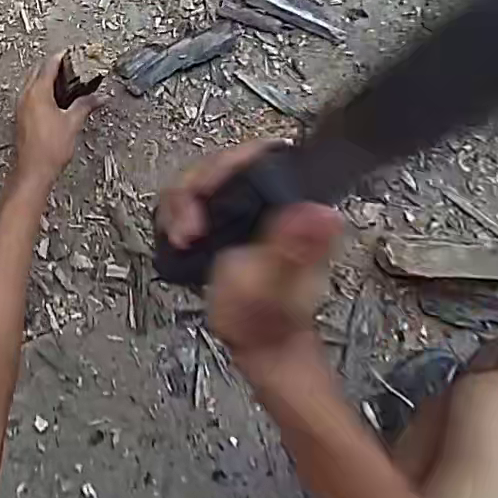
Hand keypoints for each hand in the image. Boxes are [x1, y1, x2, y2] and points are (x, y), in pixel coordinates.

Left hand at [9, 51, 105, 189]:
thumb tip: (99, 97)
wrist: (33, 170)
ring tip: (63, 79)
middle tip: (69, 64)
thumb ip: (85, 105)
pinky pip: (29, 95)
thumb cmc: (50, 148)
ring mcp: (21, 106)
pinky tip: (53, 99)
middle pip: (37, 71)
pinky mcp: (21, 116)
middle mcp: (25, 96)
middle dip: (52, 65)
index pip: (48, 66)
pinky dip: (41, 90)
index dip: (60, 57)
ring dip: (45, 77)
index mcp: (37, 93)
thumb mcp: (73, 123)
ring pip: (31, 83)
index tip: (70, 53)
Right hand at [157, 141, 340, 380]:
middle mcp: (269, 199)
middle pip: (219, 164)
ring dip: (179, 205)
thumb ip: (291, 246)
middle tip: (187, 230)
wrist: (256, 342)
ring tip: (181, 236)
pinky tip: (178, 233)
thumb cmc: (266, 317)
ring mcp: (244, 206)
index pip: (256, 155)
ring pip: (199, 177)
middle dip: (192, 193)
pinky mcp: (225, 215)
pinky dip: (176, 212)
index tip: (201, 196)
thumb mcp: (274, 281)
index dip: (222, 167)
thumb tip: (322, 213)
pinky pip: (189, 196)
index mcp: (290, 206)